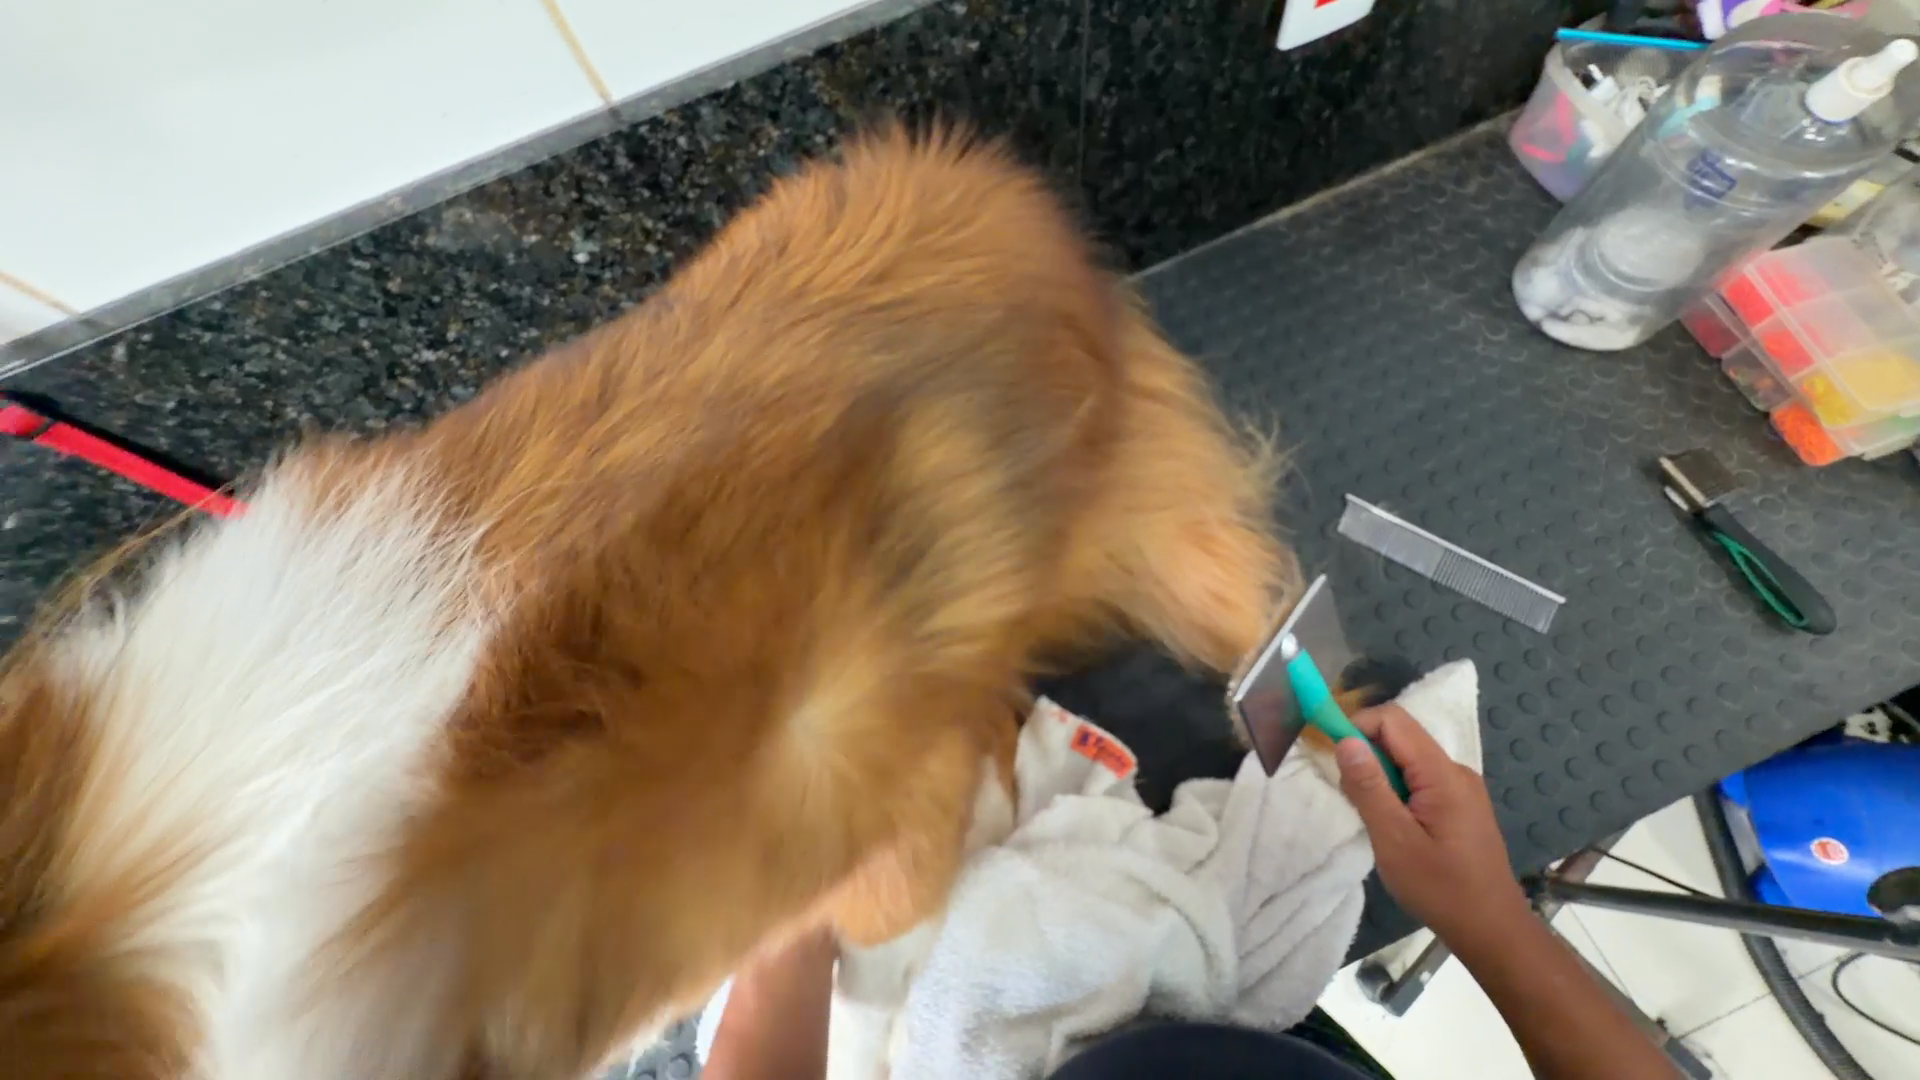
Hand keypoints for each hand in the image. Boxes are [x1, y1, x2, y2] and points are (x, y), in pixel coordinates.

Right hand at [1334, 705, 1529, 957]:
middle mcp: (1455, 771)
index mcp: (1443, 774)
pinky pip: (1417, 777)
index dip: (1356, 726)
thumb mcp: (1394, 840)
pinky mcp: (1459, 804)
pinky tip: (1393, 825)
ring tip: (1373, 817)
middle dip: (1365, 754)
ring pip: (1405, 758)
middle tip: (1351, 795)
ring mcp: (1460, 787)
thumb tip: (1345, 740)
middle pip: (1399, 736)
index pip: (1392, 720)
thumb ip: (1368, 786)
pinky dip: (1394, 789)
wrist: (1494, 933)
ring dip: (1378, 775)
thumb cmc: (1441, 888)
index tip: (1332, 755)